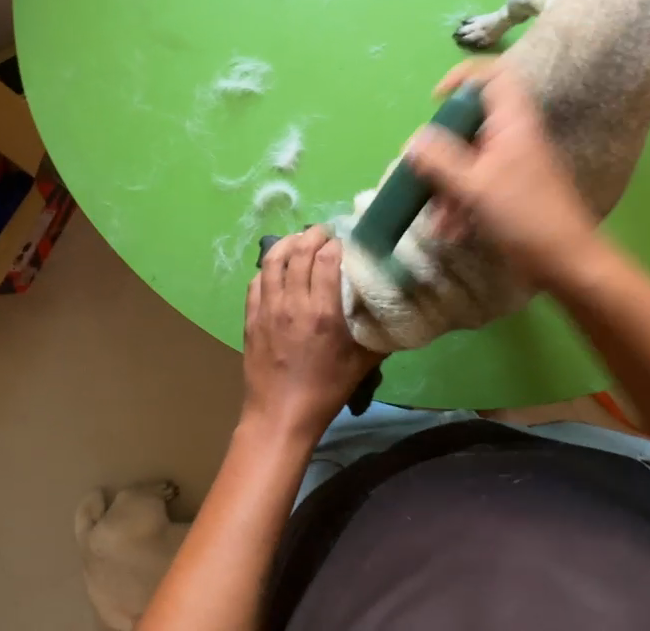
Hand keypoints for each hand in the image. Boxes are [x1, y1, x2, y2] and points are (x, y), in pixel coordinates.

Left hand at [242, 227, 381, 443]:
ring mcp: (268, 309)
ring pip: (272, 260)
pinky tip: (277, 268)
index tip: (343, 242)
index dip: (335, 244)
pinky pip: (256, 281)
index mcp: (323, 313)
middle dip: (312, 236)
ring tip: (299, 240)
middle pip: (299, 252)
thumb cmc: (325, 391)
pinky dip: (268, 268)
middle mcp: (293, 303)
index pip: (327, 260)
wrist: (280, 416)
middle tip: (323, 233)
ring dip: (287, 243)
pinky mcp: (250, 317)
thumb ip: (379, 335)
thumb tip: (399, 314)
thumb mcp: (362, 363)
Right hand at [404, 60, 601, 285]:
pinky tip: (450, 231)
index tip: (436, 100)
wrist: (569, 265)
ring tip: (437, 218)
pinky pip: (477, 185)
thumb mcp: (474, 186)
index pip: (494, 74)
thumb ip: (440, 160)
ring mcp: (514, 164)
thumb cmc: (526, 217)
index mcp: (513, 122)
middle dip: (441, 151)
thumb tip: (413, 140)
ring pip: (469, 159)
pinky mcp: (512, 192)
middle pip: (470, 123)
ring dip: (447, 186)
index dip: (463, 77)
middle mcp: (514, 136)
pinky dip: (460, 203)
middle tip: (423, 171)